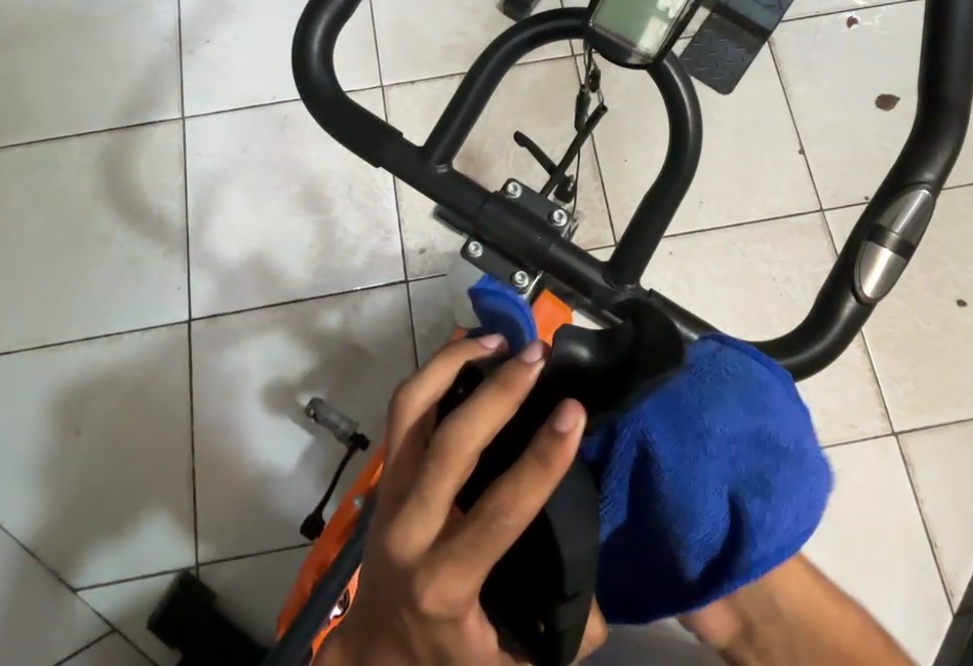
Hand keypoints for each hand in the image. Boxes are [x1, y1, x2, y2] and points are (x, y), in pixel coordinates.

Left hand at [318, 334, 607, 664]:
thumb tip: (599, 589)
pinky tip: (465, 351)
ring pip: (411, 412)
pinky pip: (403, 413)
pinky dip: (433, 373)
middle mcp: (409, 529)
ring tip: (497, 338)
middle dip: (498, 393)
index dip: (540, 459)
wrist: (373, 655)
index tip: (573, 411)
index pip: (499, 510)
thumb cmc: (448, 657)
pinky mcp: (384, 477)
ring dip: (453, 365)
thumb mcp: (509, 663)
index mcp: (445, 581)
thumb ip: (562, 629)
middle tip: (539, 355)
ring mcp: (389, 496)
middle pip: (449, 445)